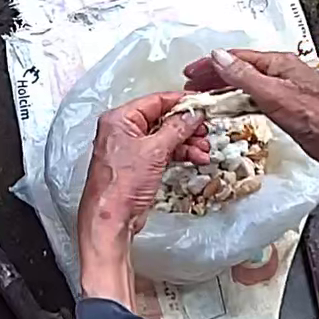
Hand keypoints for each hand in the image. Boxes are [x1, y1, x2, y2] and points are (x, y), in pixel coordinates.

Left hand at [77, 91, 208, 306]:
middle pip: (161, 119)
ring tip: (204, 150)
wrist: (111, 218)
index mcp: (119, 119)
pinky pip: (163, 153)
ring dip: (187, 142)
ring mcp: (130, 149)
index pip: (155, 101)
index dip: (181, 102)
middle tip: (206, 131)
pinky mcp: (138, 166)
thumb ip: (177, 128)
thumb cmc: (123, 183)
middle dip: (186, 126)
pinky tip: (196, 159)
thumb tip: (193, 114)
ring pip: (165, 137)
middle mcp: (122, 131)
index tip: (203, 104)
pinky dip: (180, 154)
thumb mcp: (155, 150)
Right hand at [183, 49, 318, 176]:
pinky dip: (238, 100)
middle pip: (240, 69)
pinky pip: (255, 98)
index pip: (236, 59)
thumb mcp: (275, 95)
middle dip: (214, 75)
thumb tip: (219, 57)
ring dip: (224, 87)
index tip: (190, 73)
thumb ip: (245, 76)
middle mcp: (281, 73)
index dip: (210, 64)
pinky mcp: (288, 108)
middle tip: (192, 85)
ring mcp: (285, 90)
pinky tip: (232, 107)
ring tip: (205, 95)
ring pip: (247, 83)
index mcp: (278, 64)